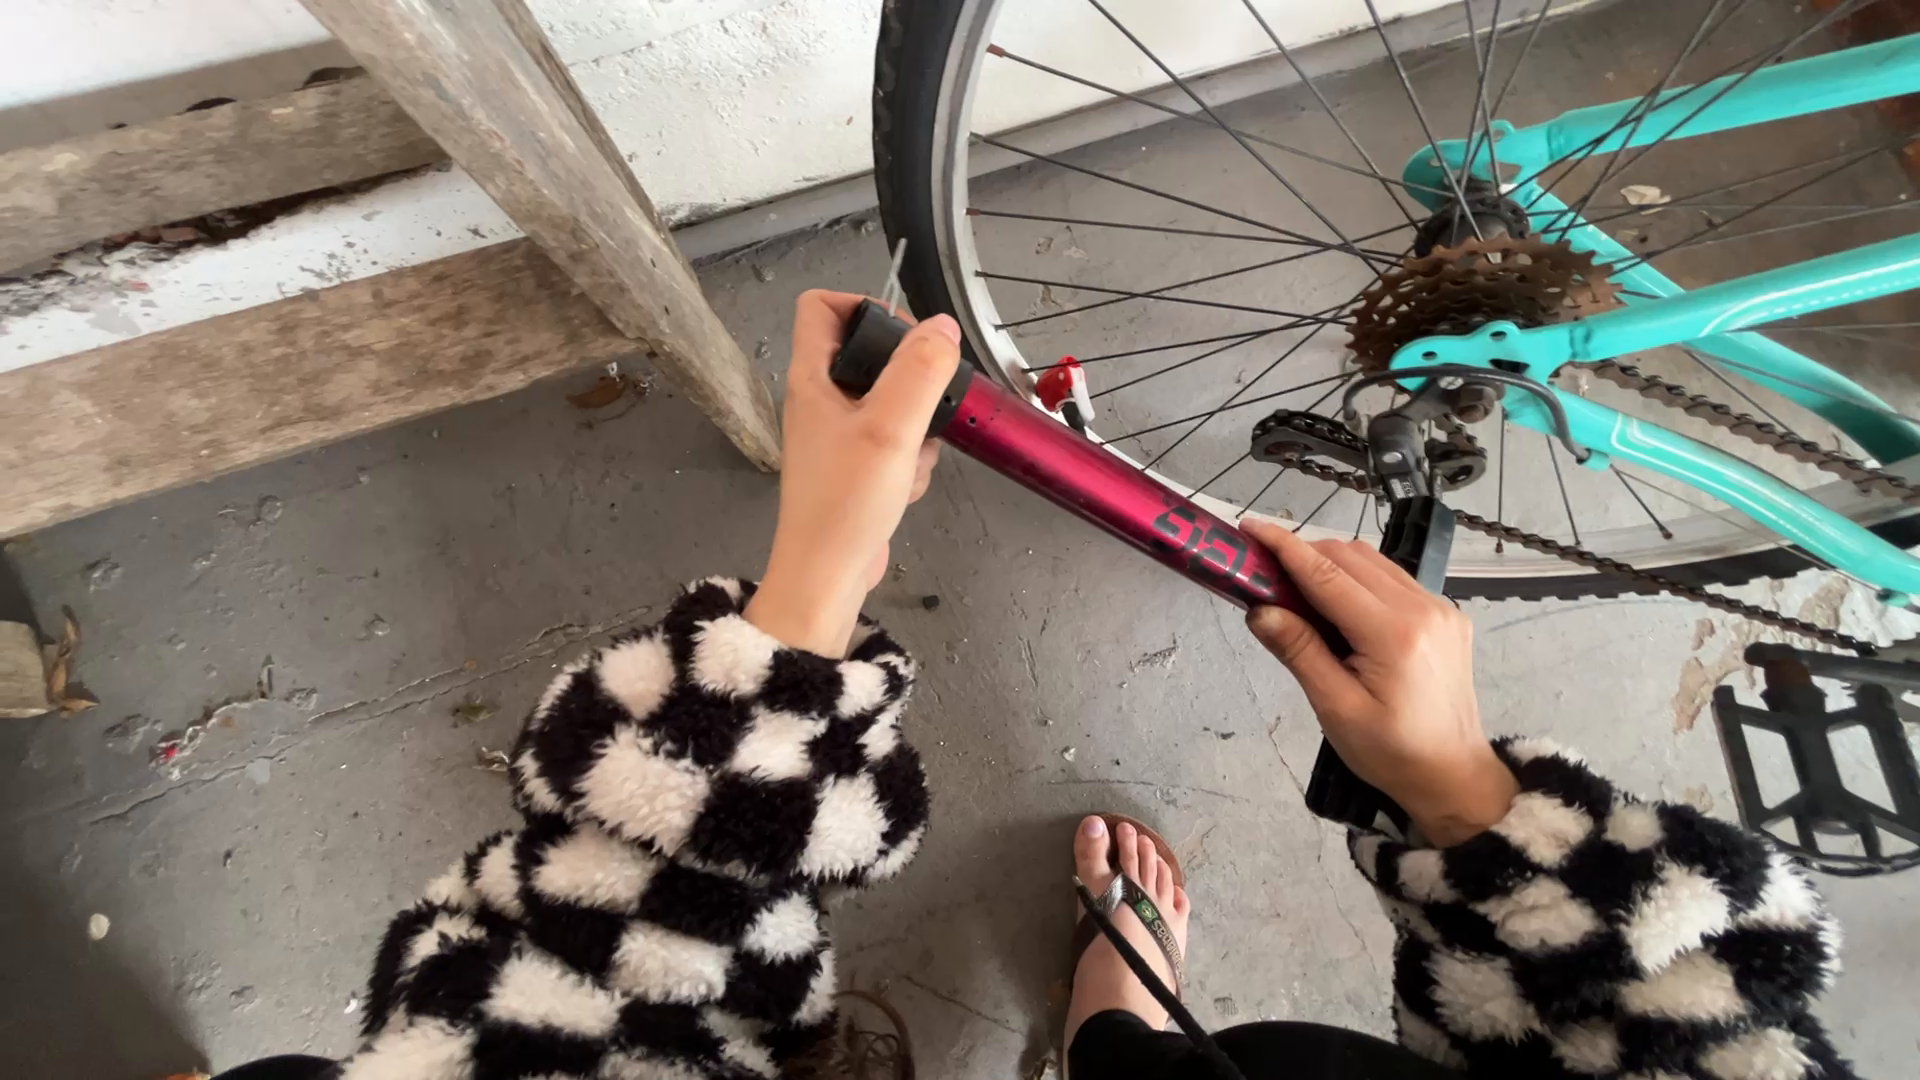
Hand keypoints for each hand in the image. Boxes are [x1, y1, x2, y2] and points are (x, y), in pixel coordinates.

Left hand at [744, 290, 960, 656]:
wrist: (828, 577)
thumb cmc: (849, 500)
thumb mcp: (890, 428)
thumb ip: (920, 372)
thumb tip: (942, 325)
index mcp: (812, 377)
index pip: (822, 306)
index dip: (863, 304)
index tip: (904, 335)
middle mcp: (821, 401)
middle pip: (870, 357)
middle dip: (910, 378)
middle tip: (927, 403)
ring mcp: (839, 437)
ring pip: (892, 404)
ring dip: (916, 427)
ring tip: (915, 457)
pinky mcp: (857, 469)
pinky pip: (895, 444)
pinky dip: (910, 459)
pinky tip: (908, 485)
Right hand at [1241, 521, 1517, 845]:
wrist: (1454, 777)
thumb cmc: (1390, 752)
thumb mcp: (1335, 707)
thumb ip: (1298, 651)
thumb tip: (1258, 609)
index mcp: (1394, 634)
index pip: (1326, 574)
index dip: (1283, 546)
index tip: (1250, 528)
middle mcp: (1424, 609)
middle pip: (1349, 556)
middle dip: (1301, 553)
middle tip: (1263, 571)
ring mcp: (1440, 608)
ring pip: (1371, 560)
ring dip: (1327, 562)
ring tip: (1293, 588)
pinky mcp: (1444, 614)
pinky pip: (1390, 577)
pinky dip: (1354, 576)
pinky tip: (1334, 603)